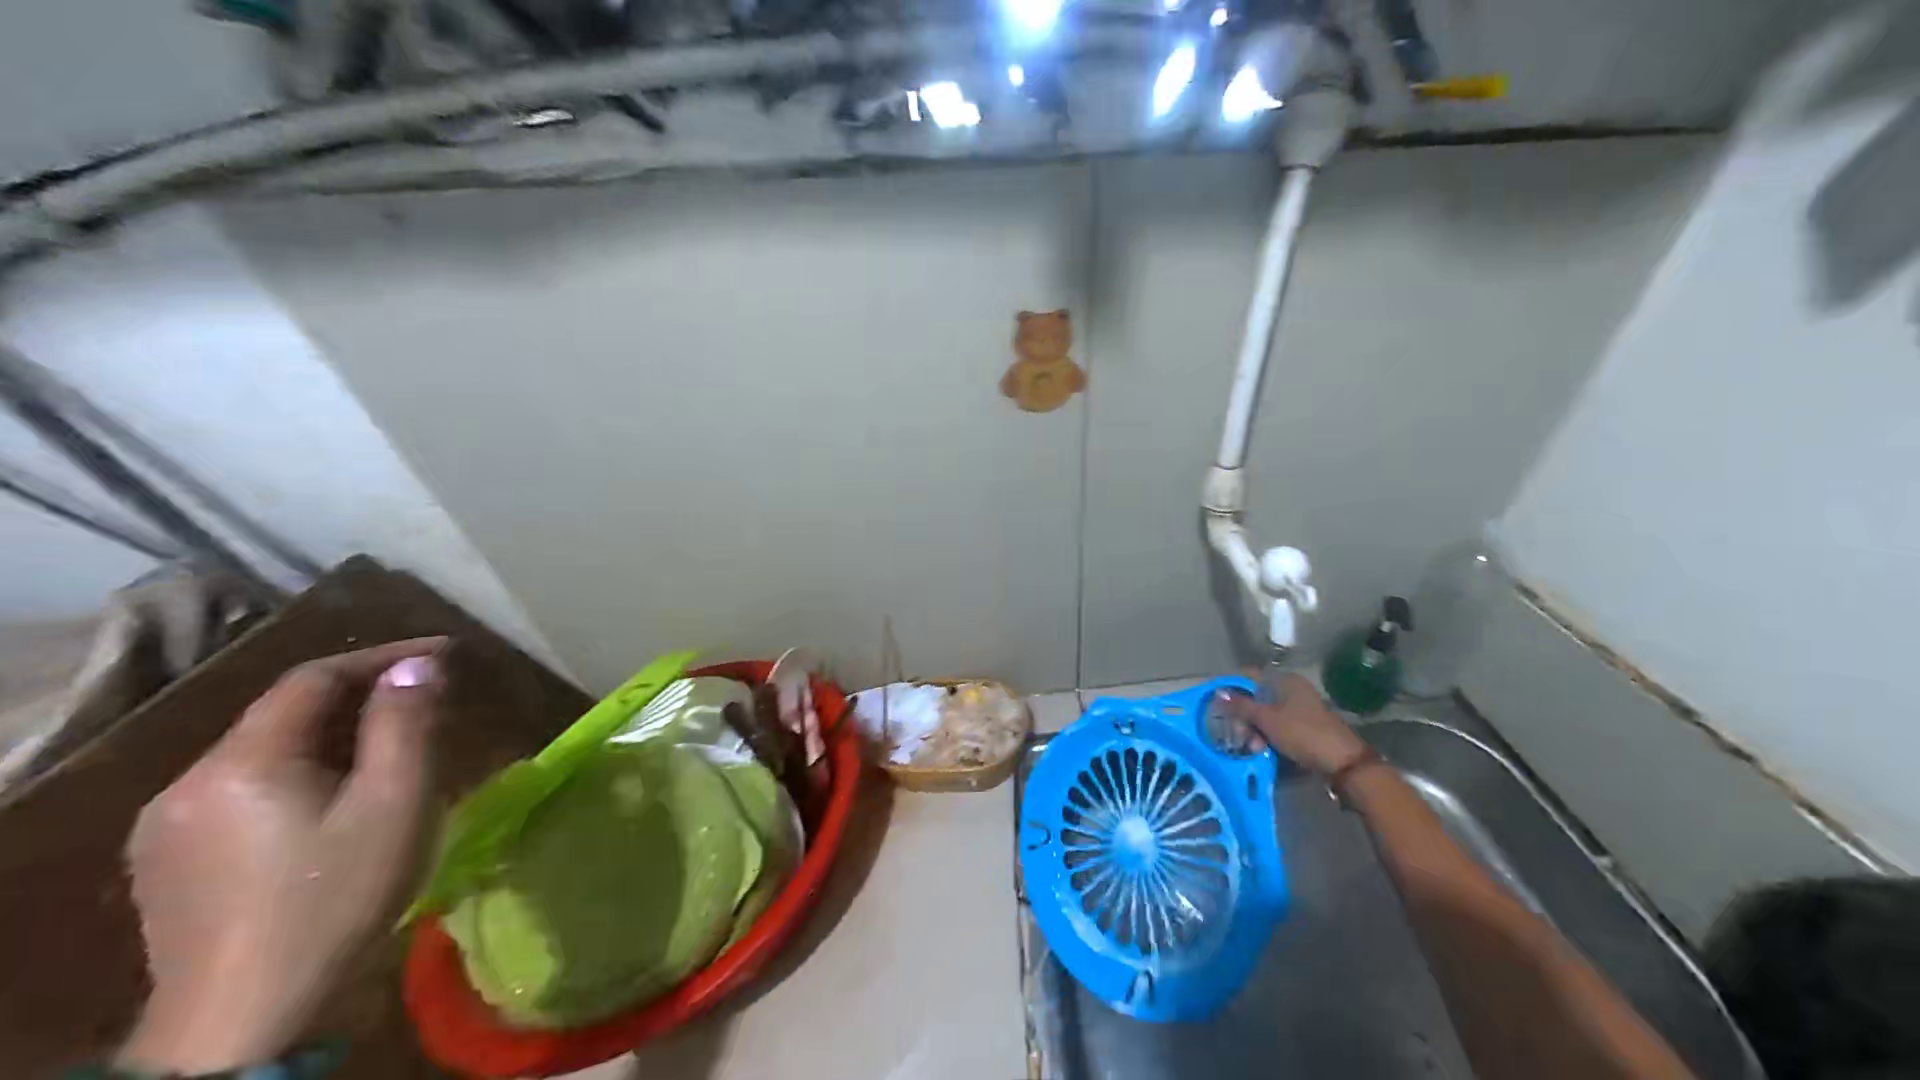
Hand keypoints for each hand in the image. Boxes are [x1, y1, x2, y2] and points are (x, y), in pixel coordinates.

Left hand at [118, 638, 449, 1074]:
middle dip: (361, 696)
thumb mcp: (394, 803)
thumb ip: (406, 725)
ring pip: (265, 753)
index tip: (445, 652)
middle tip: (428, 698)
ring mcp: (168, 826)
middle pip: (285, 715)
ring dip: (332, 736)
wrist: (244, 1021)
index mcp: (242, 762)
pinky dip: (300, 772)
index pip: (314, 678)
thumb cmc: (335, 898)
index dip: (383, 656)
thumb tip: (419, 666)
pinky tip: (334, 799)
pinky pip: (244, 790)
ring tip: (392, 746)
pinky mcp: (168, 863)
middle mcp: (188, 782)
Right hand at [1225, 674, 1370, 775]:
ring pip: (1265, 715)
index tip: (1217, 705)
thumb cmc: (1302, 733)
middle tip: (1236, 734)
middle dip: (1243, 716)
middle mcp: (1292, 690)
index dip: (1232, 688)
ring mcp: (1299, 709)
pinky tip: (1260, 749)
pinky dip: (1266, 736)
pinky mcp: (1303, 728)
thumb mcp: (1267, 719)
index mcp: (1285, 681)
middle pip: (1256, 697)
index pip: (1249, 676)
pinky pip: (1276, 727)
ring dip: (1253, 730)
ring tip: (1250, 747)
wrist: (1343, 763)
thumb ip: (1241, 705)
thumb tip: (1217, 692)